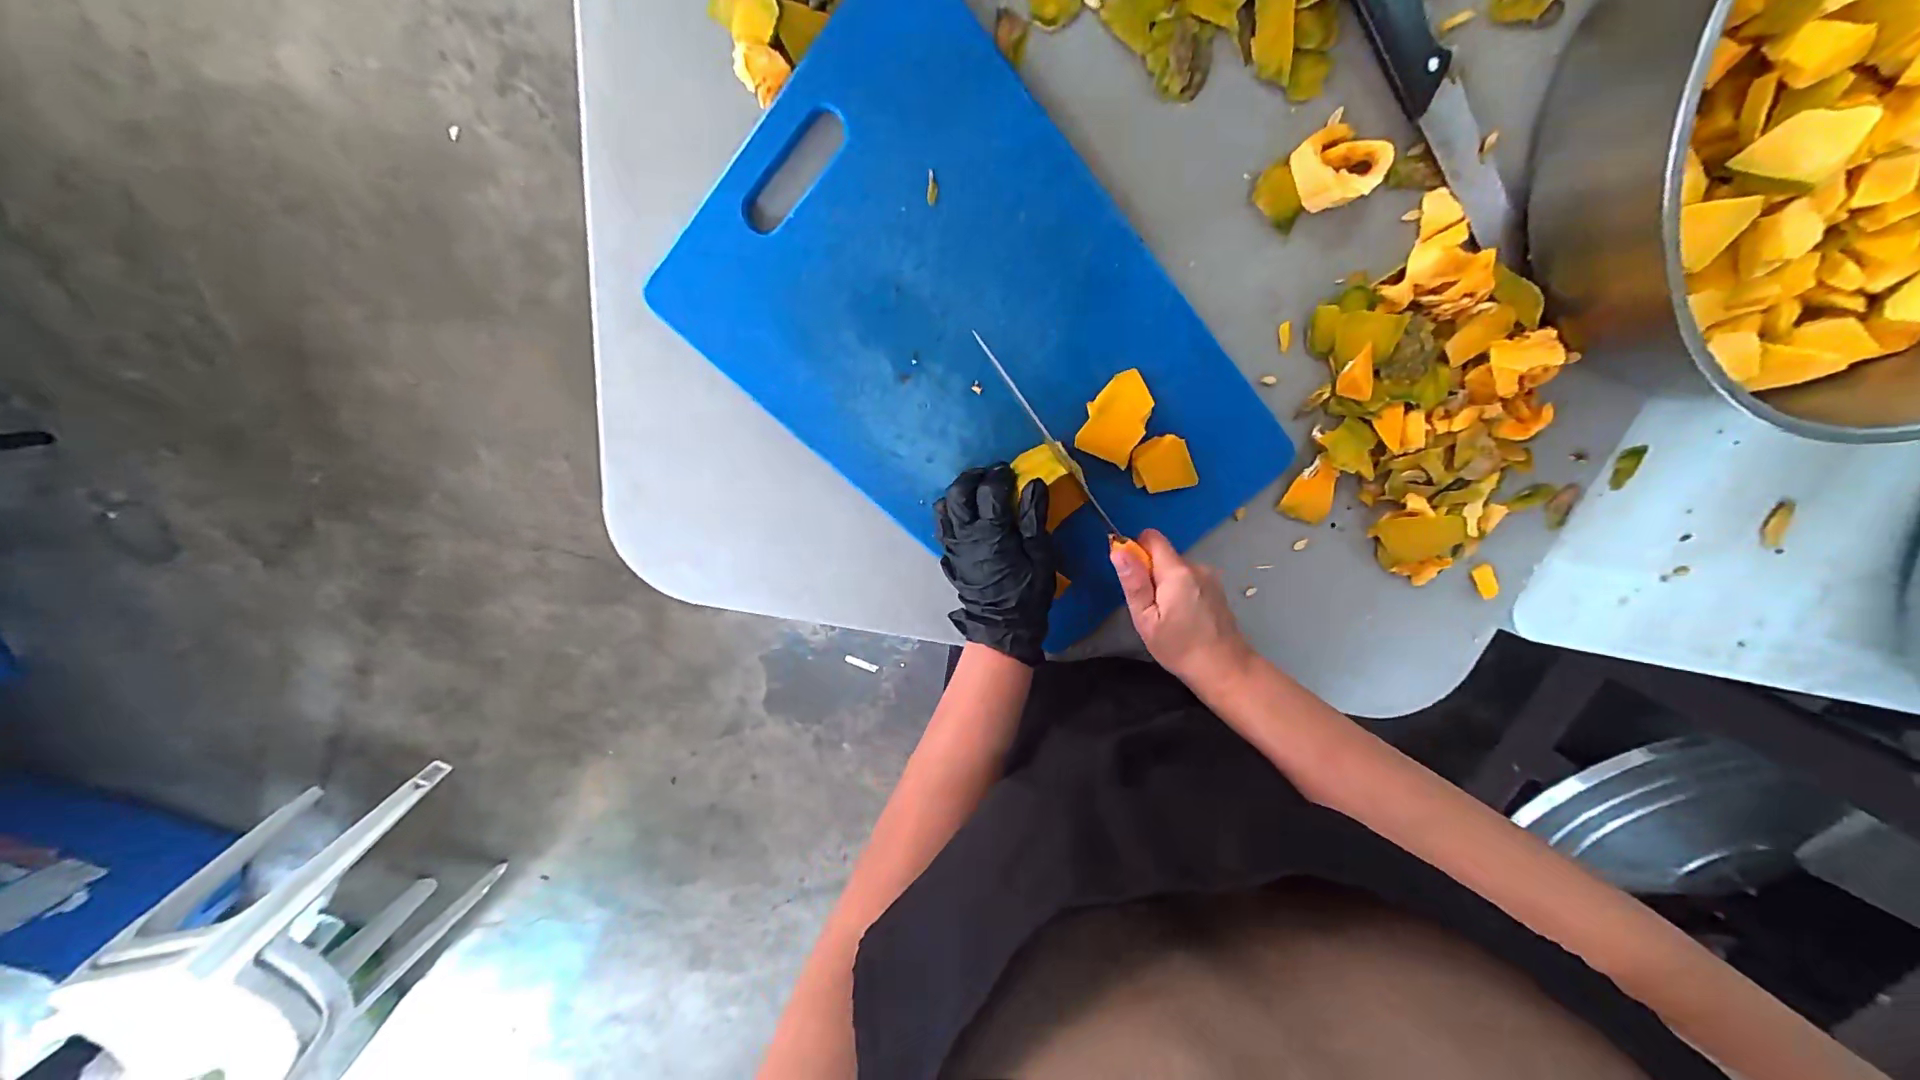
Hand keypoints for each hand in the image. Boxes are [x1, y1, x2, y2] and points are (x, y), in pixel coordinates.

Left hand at [935, 464, 1056, 666]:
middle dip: (974, 477)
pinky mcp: (949, 555)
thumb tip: (1034, 484)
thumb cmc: (1027, 593)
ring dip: (959, 493)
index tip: (1011, 471)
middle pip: (958, 492)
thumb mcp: (1040, 556)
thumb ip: (1034, 517)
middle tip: (991, 475)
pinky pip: (943, 524)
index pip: (989, 490)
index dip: (1000, 475)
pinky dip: (952, 511)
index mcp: (992, 533)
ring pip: (944, 507)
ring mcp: (953, 545)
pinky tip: (968, 515)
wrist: (1002, 628)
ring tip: (977, 493)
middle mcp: (966, 535)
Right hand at [1111, 529, 1255, 689]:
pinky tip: (1184, 617)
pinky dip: (1179, 591)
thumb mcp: (1145, 618)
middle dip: (1150, 573)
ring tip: (1167, 615)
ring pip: (1175, 568)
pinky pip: (1188, 579)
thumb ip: (1133, 581)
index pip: (1151, 537)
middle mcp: (1196, 566)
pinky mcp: (1216, 587)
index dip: (1136, 550)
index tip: (1133, 578)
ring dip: (1165, 584)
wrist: (1225, 668)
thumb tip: (1118, 548)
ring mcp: (1210, 576)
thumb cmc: (1178, 647)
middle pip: (1163, 554)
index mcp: (1177, 572)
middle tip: (1149, 607)